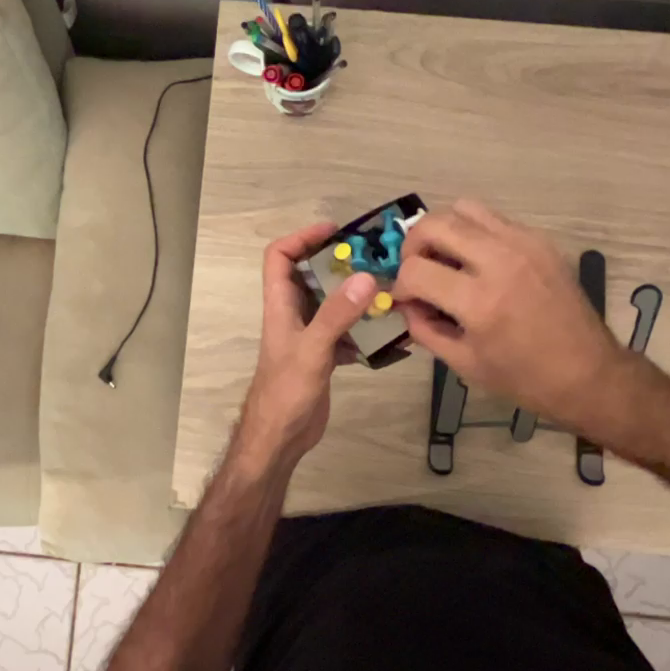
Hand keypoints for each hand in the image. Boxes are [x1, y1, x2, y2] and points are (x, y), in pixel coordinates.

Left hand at [236, 222, 377, 468]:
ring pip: (331, 303)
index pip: (279, 257)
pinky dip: (365, 330)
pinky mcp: (323, 356)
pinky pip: (345, 332)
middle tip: (376, 258)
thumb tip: (365, 278)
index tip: (335, 232)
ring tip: (389, 290)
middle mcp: (293, 314)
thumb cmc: (286, 392)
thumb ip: (336, 315)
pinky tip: (390, 334)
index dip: (301, 238)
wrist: (279, 439)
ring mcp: (308, 335)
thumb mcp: (312, 350)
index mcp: (280, 305)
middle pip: (311, 275)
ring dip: (356, 296)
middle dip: (340, 263)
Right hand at [390, 200, 630, 439]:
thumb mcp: (464, 363)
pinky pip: (493, 220)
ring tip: (445, 257)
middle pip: (434, 224)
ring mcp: (523, 244)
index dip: (399, 284)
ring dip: (443, 230)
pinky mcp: (540, 240)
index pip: (415, 270)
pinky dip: (474, 233)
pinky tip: (478, 263)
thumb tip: (405, 303)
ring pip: (463, 208)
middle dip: (412, 245)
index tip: (405, 298)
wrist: (588, 373)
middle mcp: (499, 261)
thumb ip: (425, 329)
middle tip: (416, 267)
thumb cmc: (524, 378)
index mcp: (479, 301)